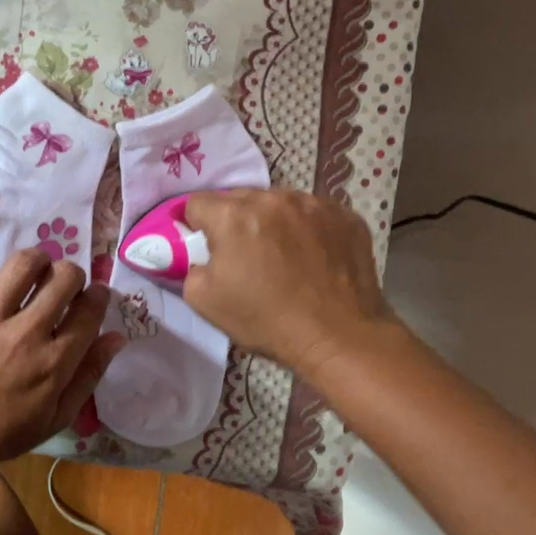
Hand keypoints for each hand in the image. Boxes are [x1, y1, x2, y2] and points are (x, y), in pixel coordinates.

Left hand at [0, 230, 126, 471]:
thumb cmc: (5, 431)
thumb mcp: (59, 416)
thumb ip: (90, 374)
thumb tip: (116, 336)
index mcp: (55, 361)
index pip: (90, 309)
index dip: (98, 296)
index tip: (94, 297)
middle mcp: (26, 332)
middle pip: (63, 279)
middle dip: (72, 275)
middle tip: (65, 287)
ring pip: (21, 266)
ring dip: (37, 259)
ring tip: (37, 269)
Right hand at [182, 188, 401, 377]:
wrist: (340, 337)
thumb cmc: (266, 319)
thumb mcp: (203, 300)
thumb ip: (190, 266)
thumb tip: (201, 257)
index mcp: (232, 216)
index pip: (196, 203)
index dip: (194, 225)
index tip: (205, 247)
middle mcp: (272, 199)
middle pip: (238, 198)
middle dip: (233, 220)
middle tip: (243, 254)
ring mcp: (313, 204)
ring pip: (277, 202)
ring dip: (271, 221)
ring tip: (282, 254)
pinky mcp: (345, 216)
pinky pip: (312, 212)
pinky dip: (305, 228)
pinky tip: (312, 256)